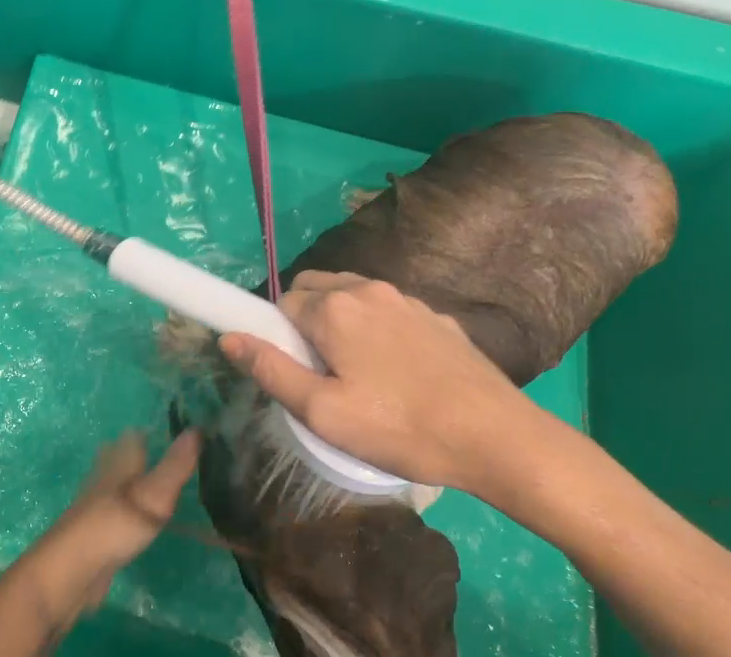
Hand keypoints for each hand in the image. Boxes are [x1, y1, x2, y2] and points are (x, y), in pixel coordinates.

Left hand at [18, 430, 200, 617]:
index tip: (173, 436)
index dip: (151, 434)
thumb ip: (175, 465)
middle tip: (163, 459)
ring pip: (113, 481)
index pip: (134, 437)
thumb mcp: (154, 495)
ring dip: (129, 480)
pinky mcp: (93, 528)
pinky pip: (111, 508)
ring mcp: (95, 502)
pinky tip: (134, 520)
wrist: (74, 566)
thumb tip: (196, 429)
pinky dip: (124, 507)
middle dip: (136, 454)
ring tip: (152, 486)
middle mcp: (104, 475)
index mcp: (118, 461)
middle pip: (118, 455)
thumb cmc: (116, 524)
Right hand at [218, 271, 541, 494]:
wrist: (501, 440)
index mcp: (334, 308)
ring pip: (352, 297)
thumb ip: (271, 370)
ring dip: (341, 322)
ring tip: (360, 375)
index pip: (281, 303)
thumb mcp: (324, 413)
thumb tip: (229, 337)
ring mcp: (408, 300)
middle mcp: (367, 290)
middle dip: (305, 321)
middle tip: (322, 374)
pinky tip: (399, 375)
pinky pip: (388, 312)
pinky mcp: (438, 318)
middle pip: (314, 289)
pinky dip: (378, 330)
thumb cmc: (402, 429)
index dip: (278, 337)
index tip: (295, 372)